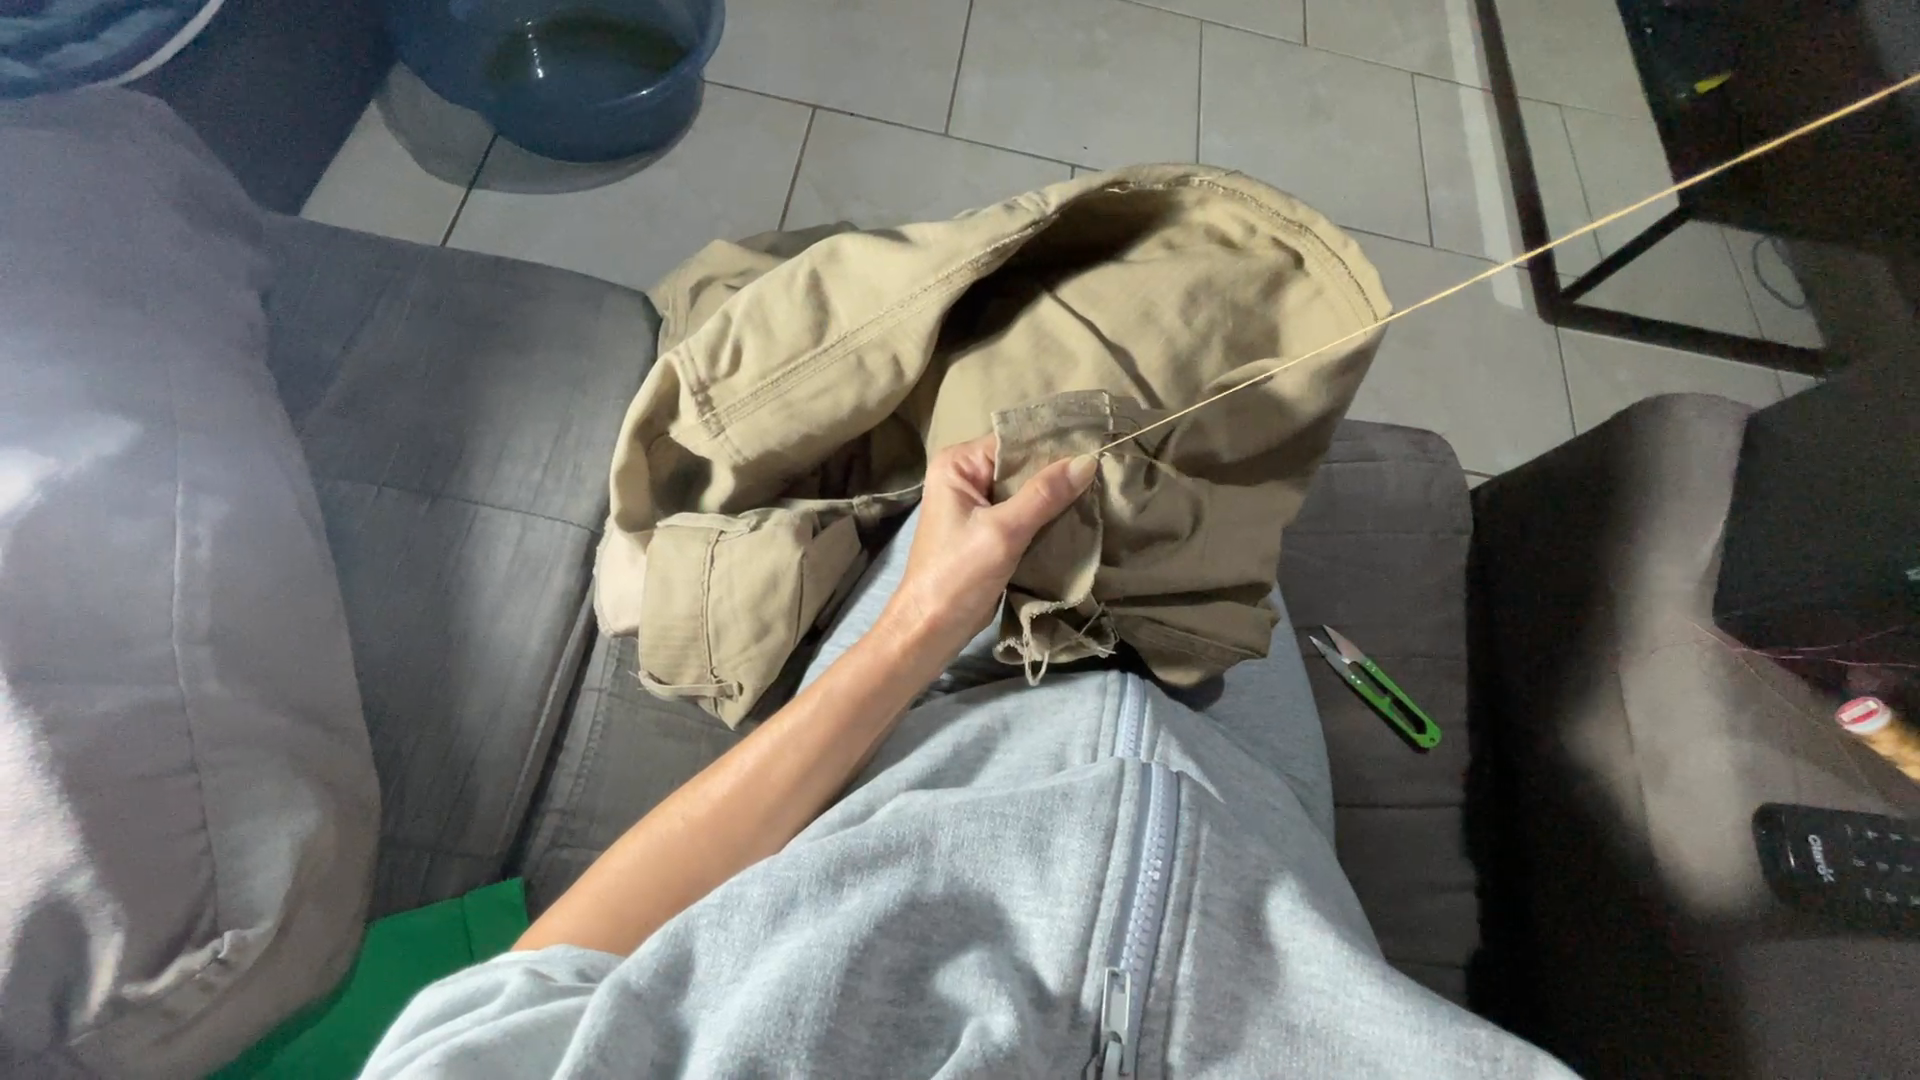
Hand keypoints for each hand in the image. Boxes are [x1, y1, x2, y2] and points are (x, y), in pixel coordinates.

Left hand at [876, 435, 1097, 664]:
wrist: (931, 628)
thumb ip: (1044, 495)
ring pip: (1028, 490)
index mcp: (957, 464)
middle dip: (1060, 473)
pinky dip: (1049, 517)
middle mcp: (965, 476)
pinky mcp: (990, 530)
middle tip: (1106, 473)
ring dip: (1058, 497)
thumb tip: (1087, 460)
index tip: (1096, 447)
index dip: (1053, 445)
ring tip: (1101, 493)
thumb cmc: (957, 576)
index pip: (1014, 441)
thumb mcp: (1003, 532)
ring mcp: (978, 504)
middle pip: (1023, 464)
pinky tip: (1080, 517)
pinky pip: (1026, 513)